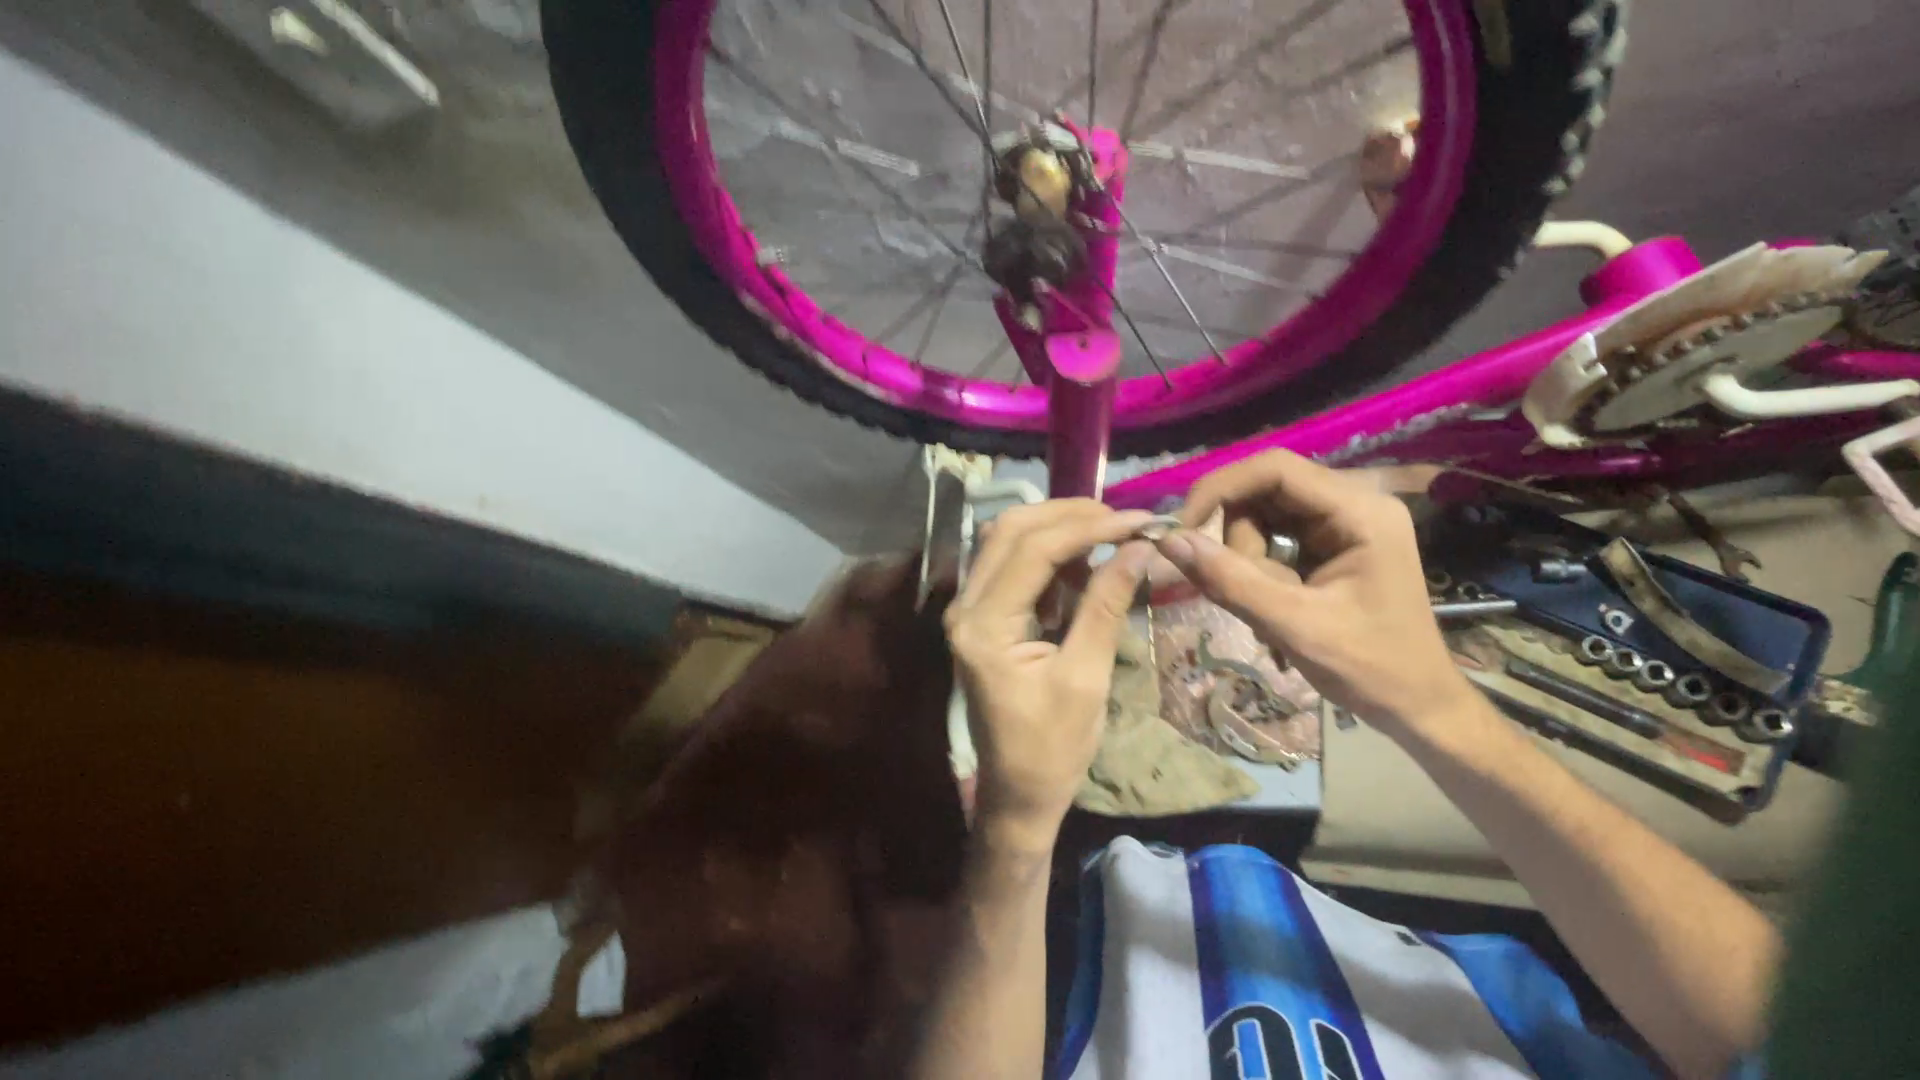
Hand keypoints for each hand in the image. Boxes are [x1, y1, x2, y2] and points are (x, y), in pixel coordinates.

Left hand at [944, 501, 1156, 852]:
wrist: (1017, 793)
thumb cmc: (1052, 748)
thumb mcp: (1085, 678)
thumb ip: (1105, 607)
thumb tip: (1139, 548)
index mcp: (983, 626)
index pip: (1034, 550)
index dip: (1089, 527)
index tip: (1140, 520)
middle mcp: (965, 607)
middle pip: (1012, 531)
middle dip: (1070, 516)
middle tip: (1124, 519)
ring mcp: (969, 611)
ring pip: (1008, 542)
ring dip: (1058, 530)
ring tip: (1112, 537)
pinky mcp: (982, 618)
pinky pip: (1010, 566)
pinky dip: (1049, 556)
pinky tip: (1085, 566)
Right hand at [1156, 450, 1477, 740]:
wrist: (1417, 705)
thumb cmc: (1369, 668)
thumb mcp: (1293, 625)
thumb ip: (1230, 580)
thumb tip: (1167, 541)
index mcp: (1361, 511)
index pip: (1275, 469)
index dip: (1220, 489)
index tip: (1183, 530)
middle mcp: (1354, 502)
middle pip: (1265, 491)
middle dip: (1238, 538)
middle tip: (1239, 589)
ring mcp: (1344, 522)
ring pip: (1263, 514)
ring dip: (1248, 558)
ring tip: (1267, 607)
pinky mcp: (1332, 542)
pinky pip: (1274, 535)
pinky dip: (1259, 567)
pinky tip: (1273, 602)